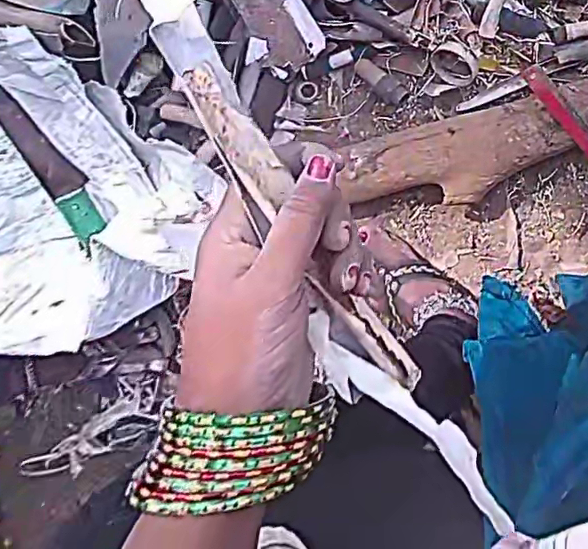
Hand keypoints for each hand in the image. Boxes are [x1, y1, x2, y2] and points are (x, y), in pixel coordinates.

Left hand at [175, 148, 366, 414]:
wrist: (250, 425)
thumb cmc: (240, 358)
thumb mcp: (272, 280)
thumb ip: (298, 219)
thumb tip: (318, 163)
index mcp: (234, 232)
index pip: (264, 172)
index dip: (299, 165)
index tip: (331, 175)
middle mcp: (259, 242)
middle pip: (308, 197)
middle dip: (332, 218)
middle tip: (333, 246)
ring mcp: (286, 264)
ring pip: (330, 228)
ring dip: (347, 251)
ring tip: (343, 283)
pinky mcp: (309, 286)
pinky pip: (341, 259)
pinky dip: (354, 271)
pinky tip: (352, 293)